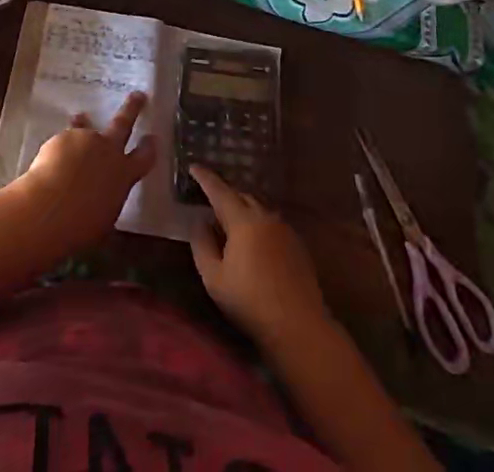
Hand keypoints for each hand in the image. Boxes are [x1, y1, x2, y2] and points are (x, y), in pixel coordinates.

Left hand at [12, 91, 156, 250]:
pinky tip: (52, 154)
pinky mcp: (64, 137)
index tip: (153, 137)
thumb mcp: (105, 217)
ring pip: (87, 126)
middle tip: (138, 95)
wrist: (52, 206)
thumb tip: (100, 199)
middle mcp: (109, 151)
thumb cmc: (83, 223)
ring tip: (81, 117)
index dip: (150, 147)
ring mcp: (86, 140)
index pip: (145, 157)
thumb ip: (107, 200)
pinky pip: (64, 137)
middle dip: (133, 108)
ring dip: (85, 123)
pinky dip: (62, 144)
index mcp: (125, 174)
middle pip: (124, 124)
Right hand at [189, 165, 327, 339]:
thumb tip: (200, 222)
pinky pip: (271, 222)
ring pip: (259, 208)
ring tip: (228, 217)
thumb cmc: (249, 300)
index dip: (204, 177)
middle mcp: (266, 218)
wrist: (300, 328)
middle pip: (242, 195)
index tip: (192, 166)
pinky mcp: (298, 246)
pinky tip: (251, 238)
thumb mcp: (212, 275)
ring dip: (242, 207)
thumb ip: (202, 243)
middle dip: (224, 192)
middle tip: (208, 196)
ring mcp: (285, 231)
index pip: (219, 190)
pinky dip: (257, 221)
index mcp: (243, 221)